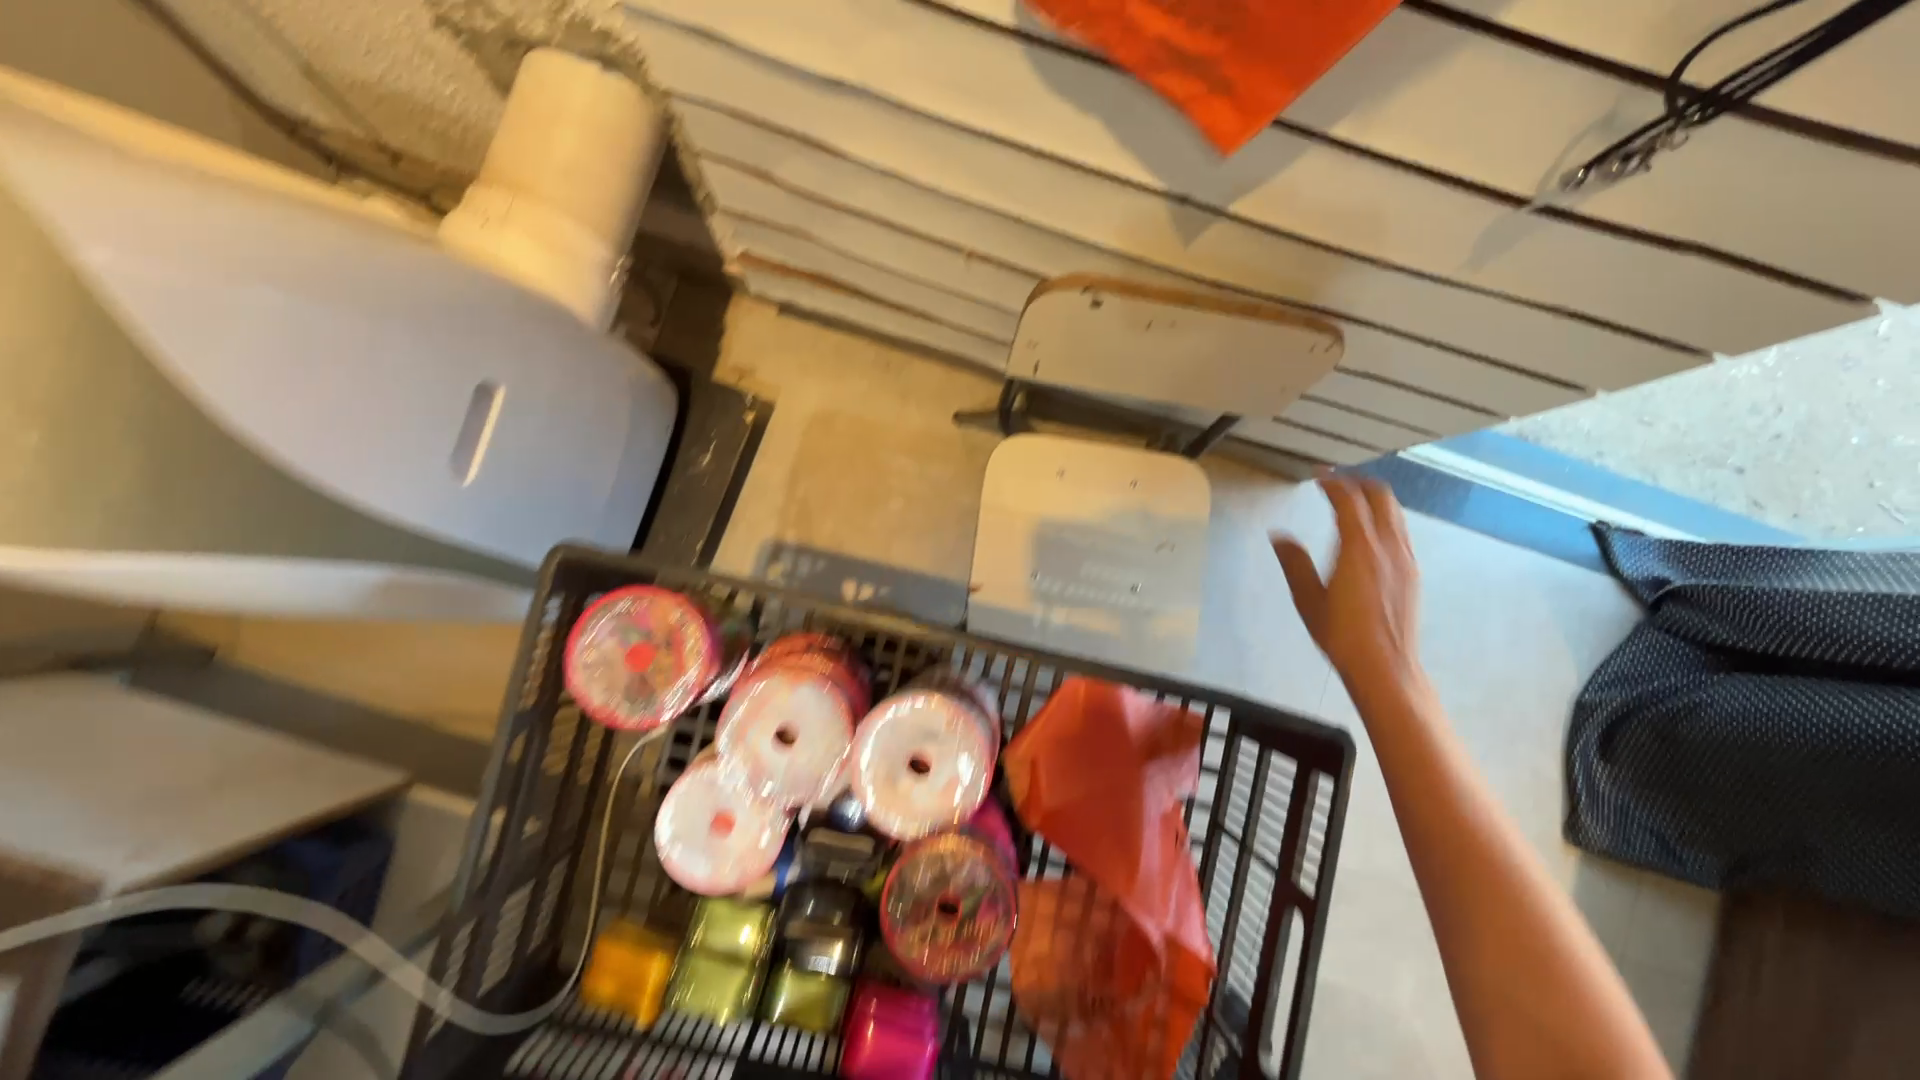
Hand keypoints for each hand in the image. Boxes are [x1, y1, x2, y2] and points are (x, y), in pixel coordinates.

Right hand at [1272, 475, 1422, 692]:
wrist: (1384, 665)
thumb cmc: (1342, 635)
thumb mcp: (1308, 599)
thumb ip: (1294, 563)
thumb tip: (1280, 537)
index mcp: (1359, 548)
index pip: (1349, 500)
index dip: (1332, 482)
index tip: (1319, 476)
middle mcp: (1388, 546)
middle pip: (1380, 497)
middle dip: (1358, 483)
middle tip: (1337, 483)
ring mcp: (1405, 559)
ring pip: (1394, 512)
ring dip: (1374, 499)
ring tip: (1354, 501)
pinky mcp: (1412, 573)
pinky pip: (1401, 531)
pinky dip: (1385, 519)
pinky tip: (1371, 534)